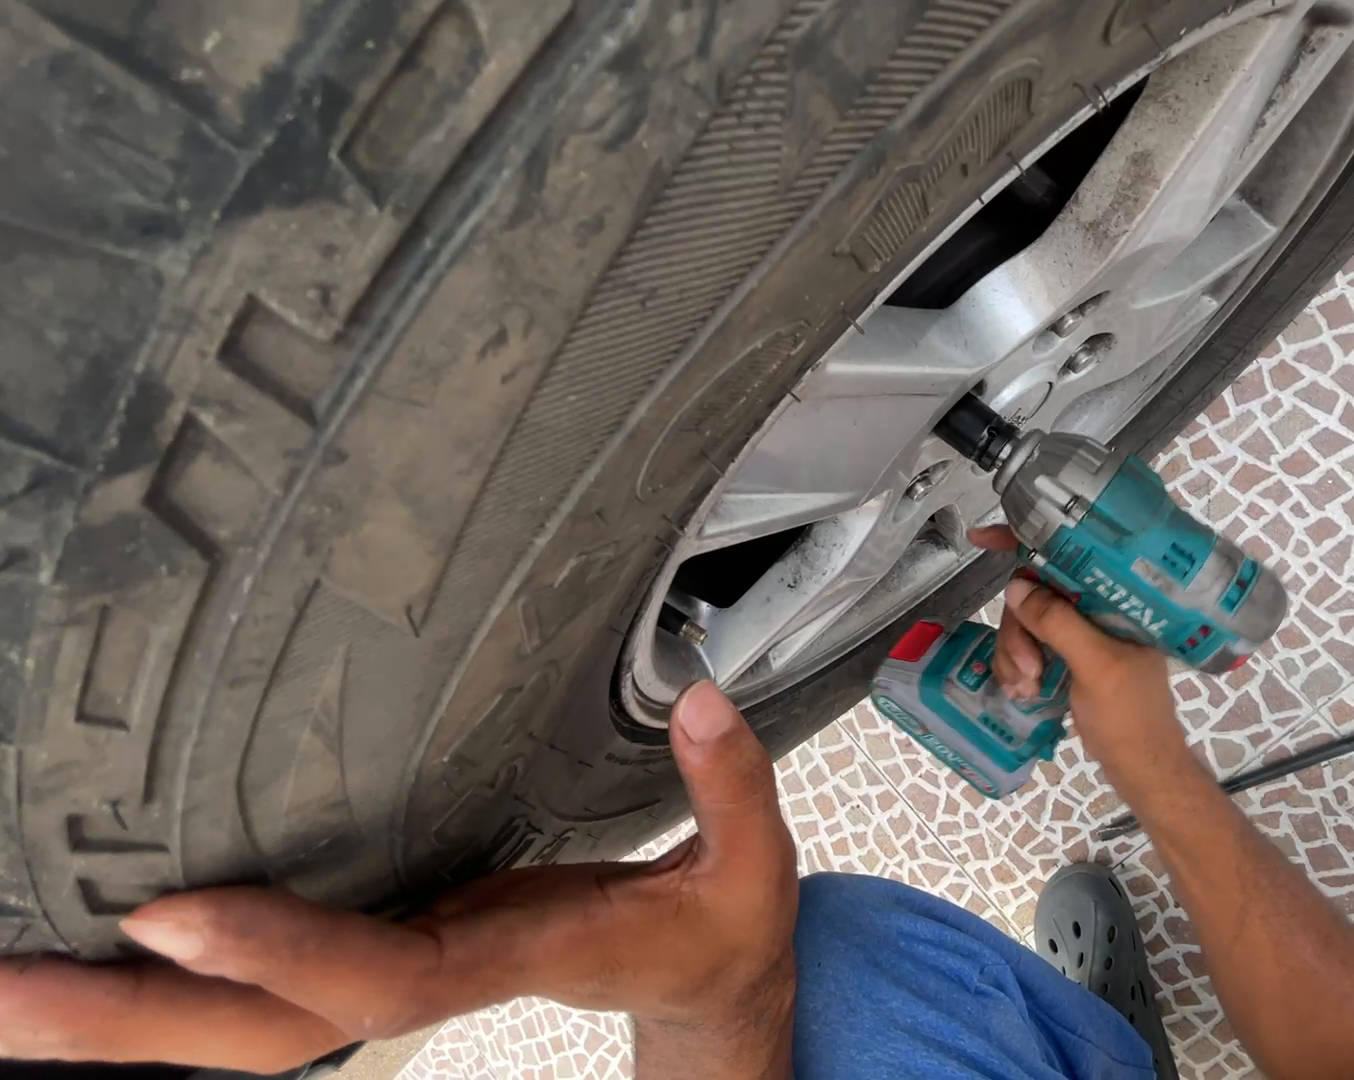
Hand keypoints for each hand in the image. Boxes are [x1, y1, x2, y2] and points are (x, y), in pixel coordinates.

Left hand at [0, 681, 797, 1078]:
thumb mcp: (755, 861)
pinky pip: (301, 977)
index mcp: (536, 953)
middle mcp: (463, 967)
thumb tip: (699, 697)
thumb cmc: (726, 930)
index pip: (398, 974)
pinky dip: (208, 974)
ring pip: (268, 1022)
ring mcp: (441, 958)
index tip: (172, 916)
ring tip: (11, 983)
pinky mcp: (439, 939)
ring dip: (136, 1017)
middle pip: (278, 1032)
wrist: (713, 986)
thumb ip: (731, 782)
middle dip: (136, 1027)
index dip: (290, 954)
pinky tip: (149, 946)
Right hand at [968, 526, 1186, 777]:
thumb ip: (1058, 623)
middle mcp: (1094, 606)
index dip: (1024, 540)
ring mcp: (1077, 631)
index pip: (1068, 554)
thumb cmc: (1131, 717)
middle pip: (1032, 593)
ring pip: (1023, 622)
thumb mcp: (1096, 666)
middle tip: (1027, 668)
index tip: (982, 538)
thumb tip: (1015, 585)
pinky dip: (1015, 667)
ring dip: (1014, 654)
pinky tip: (1023, 691)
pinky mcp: (1063, 654)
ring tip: (1027, 687)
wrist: (1138, 767)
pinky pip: (1023, 646)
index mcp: (1114, 596)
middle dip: (1019, 630)